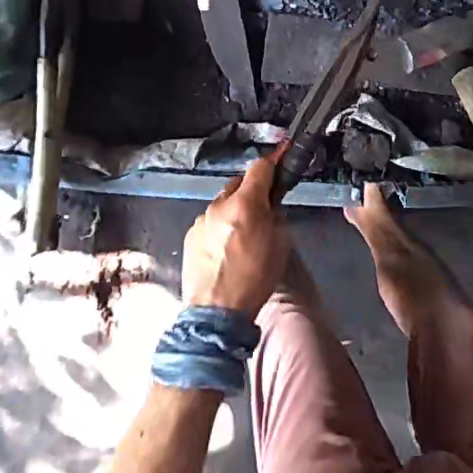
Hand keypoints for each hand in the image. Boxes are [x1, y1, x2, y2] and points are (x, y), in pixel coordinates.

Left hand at [181, 154, 290, 315]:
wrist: (216, 313)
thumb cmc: (255, 277)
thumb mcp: (281, 243)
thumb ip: (276, 215)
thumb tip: (271, 204)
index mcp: (245, 204)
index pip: (260, 167)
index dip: (274, 162)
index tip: (283, 158)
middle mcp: (219, 205)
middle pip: (239, 182)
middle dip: (253, 189)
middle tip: (264, 206)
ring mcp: (200, 220)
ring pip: (223, 203)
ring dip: (235, 209)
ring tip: (242, 233)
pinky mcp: (189, 236)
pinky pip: (210, 221)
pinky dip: (220, 225)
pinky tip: (225, 247)